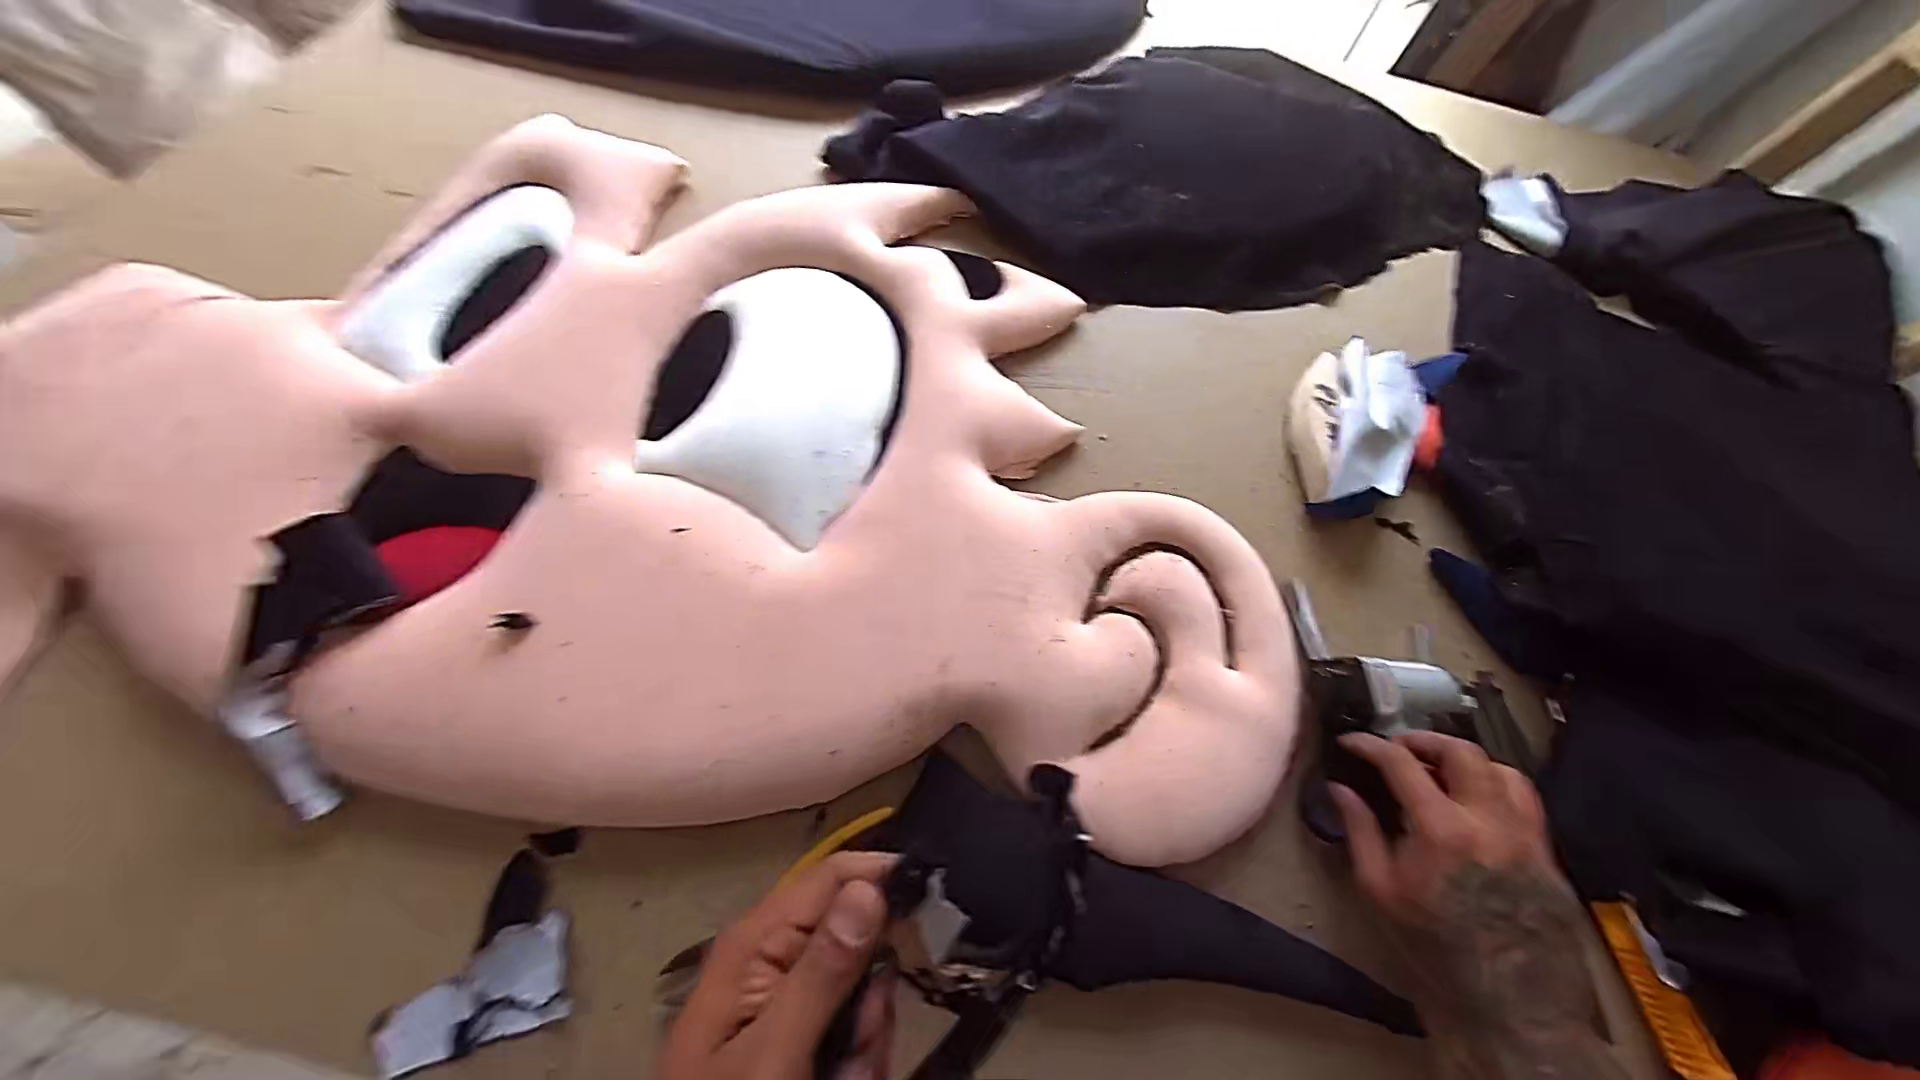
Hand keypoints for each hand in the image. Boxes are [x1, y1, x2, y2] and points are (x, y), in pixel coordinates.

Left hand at [658, 852, 897, 1079]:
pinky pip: (859, 1026)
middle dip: (872, 997)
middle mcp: (778, 954)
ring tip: (839, 1079)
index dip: (885, 879)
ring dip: (866, 1040)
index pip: (835, 875)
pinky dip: (859, 1061)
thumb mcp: (774, 1052)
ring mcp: (794, 994)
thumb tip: (869, 886)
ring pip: (868, 989)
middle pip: (861, 938)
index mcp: (759, 939)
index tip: (933, 907)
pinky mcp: (807, 1028)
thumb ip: (822, 970)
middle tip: (856, 1049)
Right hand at [1332, 732, 1623, 1079]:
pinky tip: (1473, 802)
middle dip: (1423, 740)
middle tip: (1396, 748)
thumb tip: (1339, 788)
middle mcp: (1490, 823)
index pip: (1401, 763)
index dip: (1370, 744)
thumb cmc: (1432, 946)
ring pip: (1503, 771)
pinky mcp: (1548, 857)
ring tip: (1438, 770)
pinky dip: (1495, 785)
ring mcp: (1527, 838)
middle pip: (1463, 752)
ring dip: (1465, 760)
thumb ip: (1359, 830)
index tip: (1350, 741)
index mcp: (1441, 829)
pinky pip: (1526, 802)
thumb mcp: (1378, 889)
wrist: (1512, 1006)